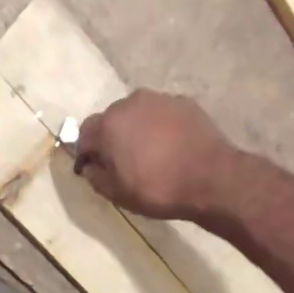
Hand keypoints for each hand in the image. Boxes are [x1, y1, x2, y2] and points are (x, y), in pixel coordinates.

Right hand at [74, 90, 242, 219]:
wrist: (210, 178)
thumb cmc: (156, 188)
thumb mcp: (116, 193)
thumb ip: (95, 176)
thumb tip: (90, 165)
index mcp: (108, 124)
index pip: (83, 133)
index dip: (85, 152)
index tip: (93, 169)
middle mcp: (130, 103)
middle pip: (111, 119)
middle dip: (110, 138)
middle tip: (120, 163)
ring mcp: (159, 99)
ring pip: (137, 114)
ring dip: (135, 130)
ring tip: (147, 154)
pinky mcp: (183, 102)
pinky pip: (160, 114)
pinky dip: (158, 127)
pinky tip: (168, 147)